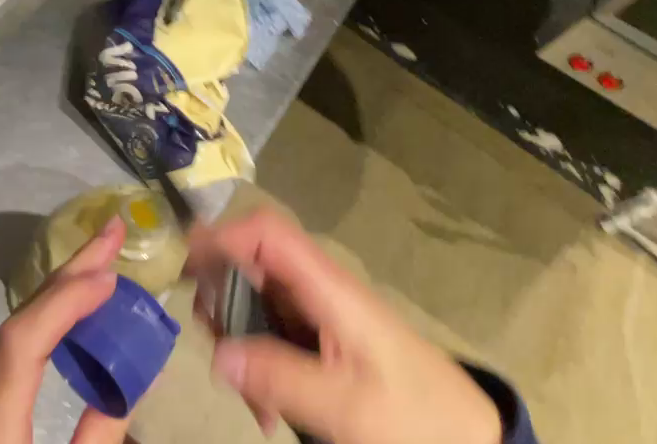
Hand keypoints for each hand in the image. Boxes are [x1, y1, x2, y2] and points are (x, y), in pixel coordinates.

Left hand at [0, 218, 131, 443]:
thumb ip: (96, 438)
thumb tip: (133, 377)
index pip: (18, 347)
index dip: (63, 303)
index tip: (110, 276)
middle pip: (11, 329)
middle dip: (67, 277)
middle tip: (111, 232)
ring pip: (6, 336)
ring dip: (55, 297)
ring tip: (99, 262)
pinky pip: (1, 356)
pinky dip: (39, 326)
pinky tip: (66, 310)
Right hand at [189, 208, 500, 443]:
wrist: (469, 439)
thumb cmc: (415, 413)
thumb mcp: (346, 405)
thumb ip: (280, 376)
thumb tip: (217, 353)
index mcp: (327, 286)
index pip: (267, 232)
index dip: (224, 235)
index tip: (187, 266)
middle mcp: (318, 289)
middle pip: (251, 264)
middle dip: (222, 300)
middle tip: (212, 344)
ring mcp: (320, 314)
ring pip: (258, 303)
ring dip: (240, 342)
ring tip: (252, 399)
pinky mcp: (323, 339)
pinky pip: (274, 334)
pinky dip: (261, 364)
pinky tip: (269, 410)